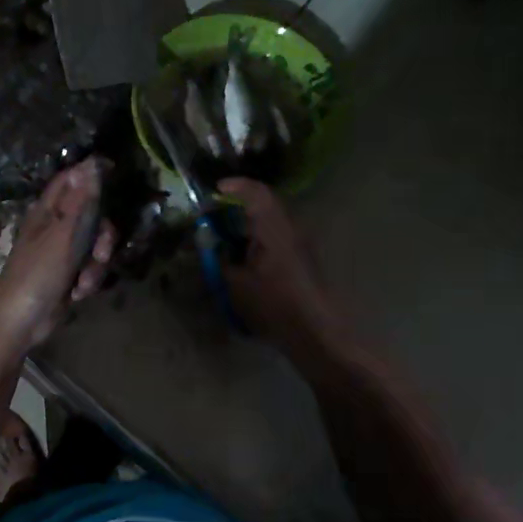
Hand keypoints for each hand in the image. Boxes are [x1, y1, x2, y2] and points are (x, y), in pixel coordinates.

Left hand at [0, 159, 115, 348]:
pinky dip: (88, 280)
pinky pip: (90, 267)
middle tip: (101, 252)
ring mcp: (61, 251)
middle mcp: (54, 226)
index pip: (71, 180)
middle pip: (91, 214)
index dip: (92, 173)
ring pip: (94, 244)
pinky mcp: (68, 273)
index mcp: (46, 211)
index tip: (116, 172)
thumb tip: (92, 162)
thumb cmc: (37, 275)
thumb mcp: (63, 236)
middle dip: (102, 235)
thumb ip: (80, 201)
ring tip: (83, 282)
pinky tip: (78, 294)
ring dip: (95, 264)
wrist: (22, 322)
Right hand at [216, 178, 339, 345]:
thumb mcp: (235, 284)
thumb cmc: (274, 305)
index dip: (234, 187)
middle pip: (262, 206)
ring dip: (245, 228)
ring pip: (268, 224)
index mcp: (274, 228)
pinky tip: (241, 262)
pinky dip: (255, 243)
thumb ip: (218, 259)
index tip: (213, 192)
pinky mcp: (301, 262)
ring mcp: (299, 245)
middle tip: (211, 221)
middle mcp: (290, 229)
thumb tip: (206, 245)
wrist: (316, 334)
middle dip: (234, 210)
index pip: (255, 192)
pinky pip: (274, 240)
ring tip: (222, 244)